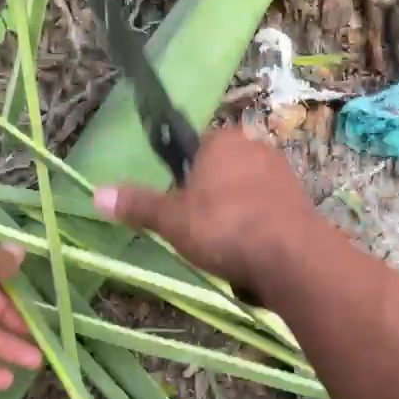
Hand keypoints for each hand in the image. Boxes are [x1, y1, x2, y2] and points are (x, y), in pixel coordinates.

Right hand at [93, 130, 320, 290]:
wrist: (291, 257)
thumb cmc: (224, 228)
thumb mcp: (172, 220)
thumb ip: (138, 206)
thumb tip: (96, 194)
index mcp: (222, 141)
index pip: (196, 147)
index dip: (185, 176)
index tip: (180, 206)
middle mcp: (256, 149)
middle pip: (224, 172)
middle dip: (212, 200)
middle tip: (202, 234)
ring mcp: (283, 177)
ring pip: (249, 196)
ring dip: (238, 219)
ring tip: (228, 252)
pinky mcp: (302, 205)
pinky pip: (270, 217)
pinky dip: (260, 234)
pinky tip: (254, 257)